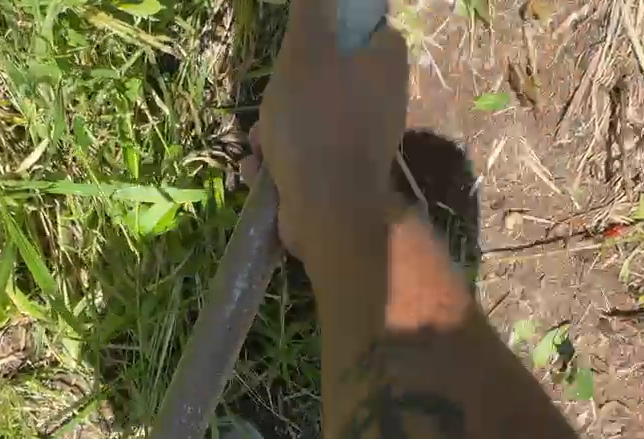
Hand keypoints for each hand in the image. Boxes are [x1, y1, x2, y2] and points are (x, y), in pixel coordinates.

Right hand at [251, 0, 406, 271]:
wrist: (327, 214)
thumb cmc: (316, 126)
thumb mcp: (306, 50)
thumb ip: (312, 8)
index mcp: (385, 62)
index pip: (359, 30)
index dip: (323, 36)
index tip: (296, 51)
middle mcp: (381, 101)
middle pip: (325, 79)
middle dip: (286, 95)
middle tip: (269, 108)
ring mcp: (361, 145)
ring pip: (309, 123)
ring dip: (274, 134)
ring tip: (258, 147)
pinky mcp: (341, 180)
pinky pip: (305, 159)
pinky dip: (280, 165)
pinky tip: (261, 173)